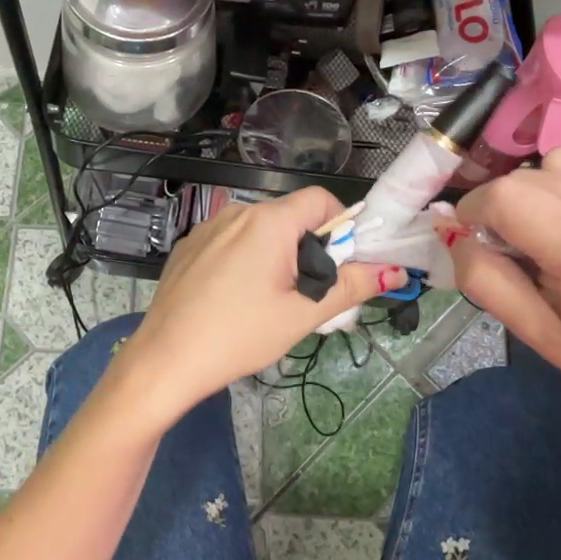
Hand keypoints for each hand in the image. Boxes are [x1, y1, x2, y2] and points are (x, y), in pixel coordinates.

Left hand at [122, 187, 407, 419]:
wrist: (164, 359)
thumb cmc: (239, 336)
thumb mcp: (302, 315)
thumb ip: (350, 287)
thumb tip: (395, 271)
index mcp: (267, 221)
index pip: (320, 200)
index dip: (342, 226)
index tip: (345, 266)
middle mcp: (236, 213)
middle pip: (289, 218)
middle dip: (310, 250)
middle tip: (311, 296)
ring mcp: (206, 228)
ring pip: (259, 233)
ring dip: (277, 258)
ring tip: (272, 305)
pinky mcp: (188, 248)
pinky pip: (230, 244)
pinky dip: (244, 263)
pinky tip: (235, 302)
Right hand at [438, 132, 560, 460]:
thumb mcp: (535, 334)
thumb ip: (482, 279)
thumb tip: (451, 232)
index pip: (502, 196)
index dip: (473, 212)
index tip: (475, 238)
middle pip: (528, 175)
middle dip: (505, 205)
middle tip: (518, 247)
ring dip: (546, 186)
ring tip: (560, 227)